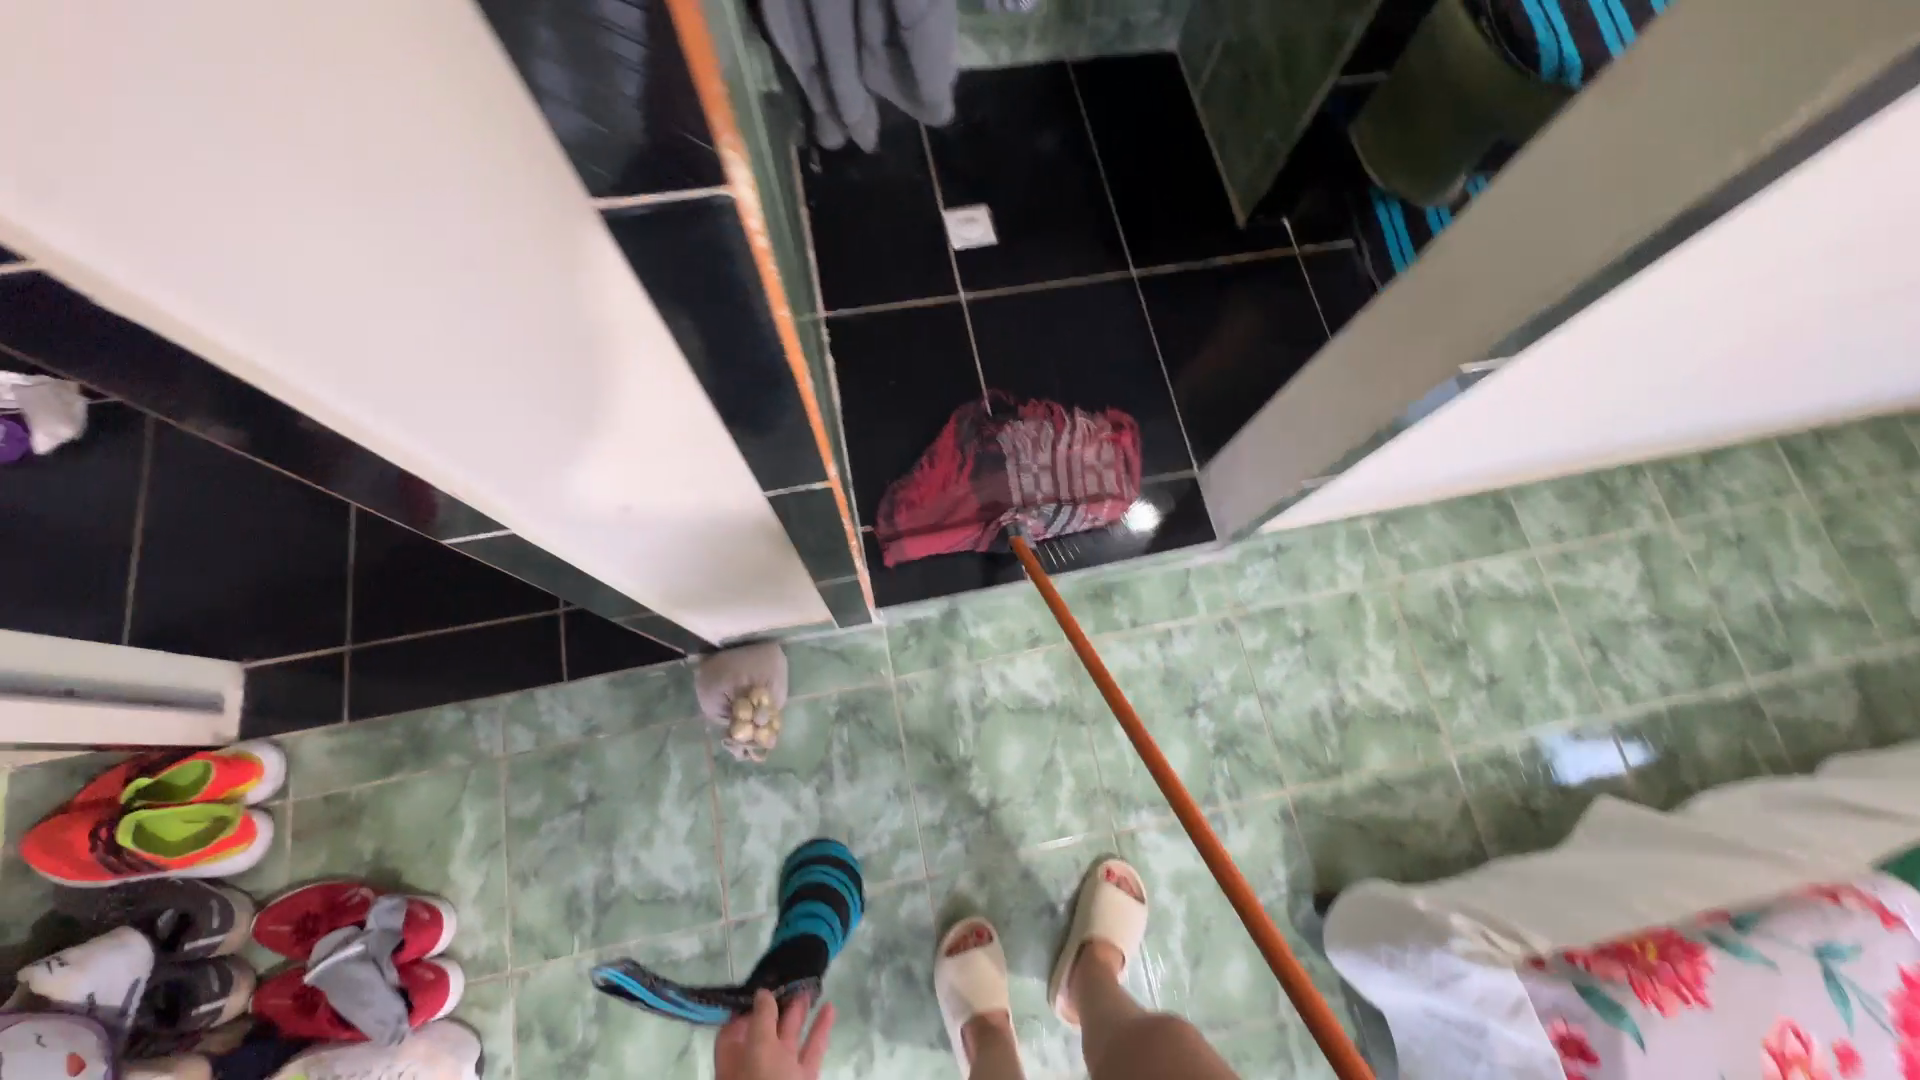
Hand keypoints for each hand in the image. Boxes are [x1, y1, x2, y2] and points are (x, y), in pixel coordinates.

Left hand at [715, 989, 834, 1079]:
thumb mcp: (758, 1048)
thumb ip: (761, 1018)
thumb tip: (762, 993)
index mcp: (735, 1061)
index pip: (734, 1030)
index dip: (747, 1008)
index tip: (763, 985)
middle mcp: (755, 1066)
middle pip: (765, 1029)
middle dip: (778, 1004)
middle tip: (792, 978)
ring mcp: (781, 1073)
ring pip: (790, 1037)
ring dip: (801, 1012)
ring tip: (811, 986)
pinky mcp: (803, 1078)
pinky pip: (812, 1049)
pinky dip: (821, 1029)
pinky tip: (830, 1008)